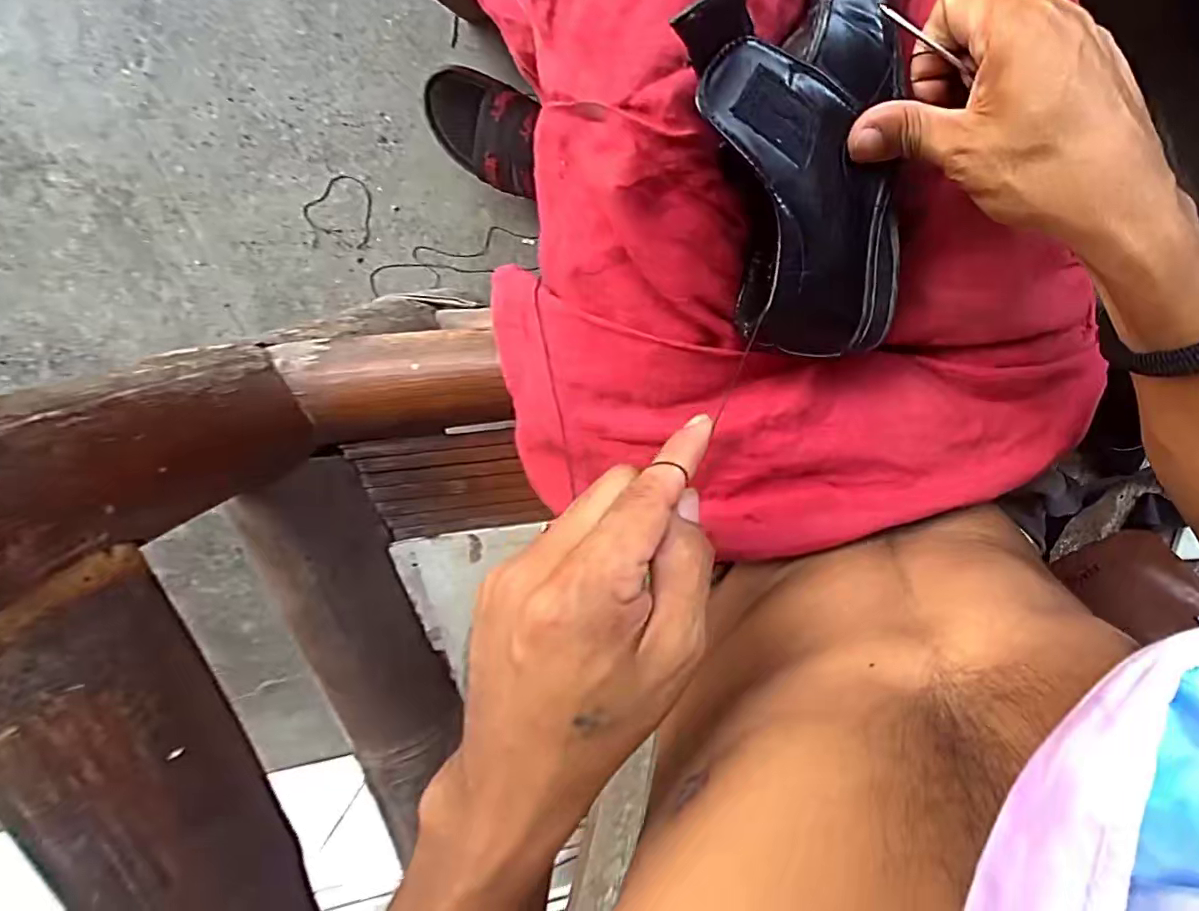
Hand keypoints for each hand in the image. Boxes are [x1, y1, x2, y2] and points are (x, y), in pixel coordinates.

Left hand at [399, 417, 715, 908]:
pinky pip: (564, 527)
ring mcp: (509, 570)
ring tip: (628, 585)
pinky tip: (596, 592)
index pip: (643, 498)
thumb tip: (682, 501)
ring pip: (587, 503)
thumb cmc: (610, 720)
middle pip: (612, 486)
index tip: (700, 425)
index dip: (678, 459)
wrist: (517, 772)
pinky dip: (594, 539)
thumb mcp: (678, 649)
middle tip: (668, 554)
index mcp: (587, 592)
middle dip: (651, 500)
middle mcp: (537, 568)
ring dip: (622, 521)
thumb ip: (687, 564)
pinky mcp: (498, 576)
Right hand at [846, 0, 1188, 271]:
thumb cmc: (1050, 173)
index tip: (933, 98)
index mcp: (1016, 22)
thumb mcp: (963, 152)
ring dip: (995, 48)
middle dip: (962, 36)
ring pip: (1025, 10)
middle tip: (959, 92)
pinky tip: (1029, 115)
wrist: (1124, 207)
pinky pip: (1056, 36)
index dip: (929, 48)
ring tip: (993, 108)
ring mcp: (1087, 33)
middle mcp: (1056, 12)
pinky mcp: (1105, 59)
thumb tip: (861, 132)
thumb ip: (907, 130)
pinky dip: (1031, 60)